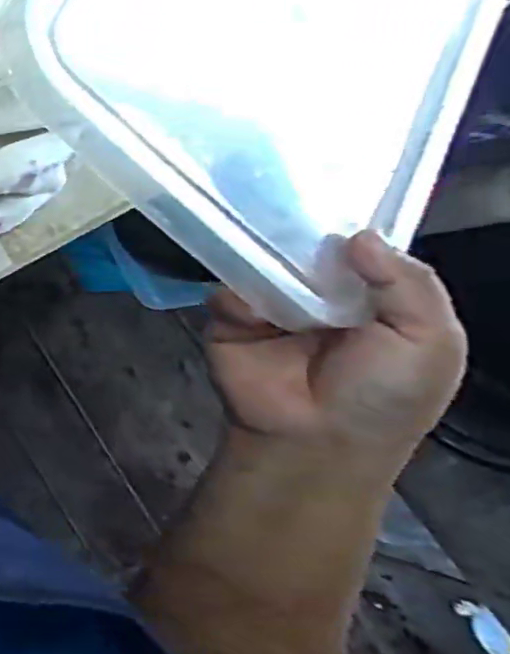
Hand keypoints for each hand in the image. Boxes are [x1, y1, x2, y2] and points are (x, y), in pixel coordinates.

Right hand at [205, 231, 465, 465]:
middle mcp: (320, 302)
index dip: (355, 237)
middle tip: (296, 233)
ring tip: (275, 284)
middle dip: (300, 245)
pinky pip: (224, 299)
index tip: (340, 217)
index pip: (363, 257)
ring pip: (260, 273)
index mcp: (375, 303)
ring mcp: (270, 313)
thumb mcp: (429, 340)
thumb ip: (407, 285)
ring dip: (264, 272)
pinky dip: (233, 300)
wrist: (315, 435)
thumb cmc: (386, 393)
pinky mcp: (227, 326)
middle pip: (305, 259)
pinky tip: (251, 317)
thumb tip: (359, 236)